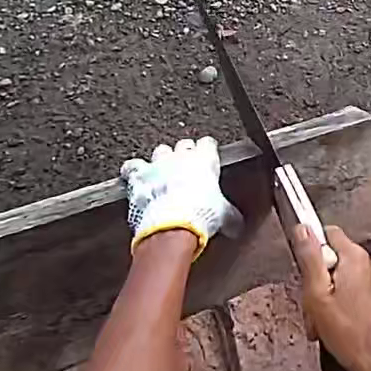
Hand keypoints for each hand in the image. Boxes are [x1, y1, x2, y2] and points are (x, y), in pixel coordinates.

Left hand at [119, 137, 240, 256]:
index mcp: (205, 159)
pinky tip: (134, 176)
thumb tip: (237, 226)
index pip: (208, 143)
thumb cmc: (200, 216)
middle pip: (183, 144)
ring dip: (161, 159)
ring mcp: (159, 163)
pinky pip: (132, 166)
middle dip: (184, 154)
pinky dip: (132, 171)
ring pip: (160, 150)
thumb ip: (231, 215)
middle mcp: (181, 156)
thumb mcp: (224, 215)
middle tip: (186, 169)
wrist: (172, 226)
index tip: (207, 158)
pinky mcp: (140, 175)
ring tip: (162, 172)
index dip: (207, 151)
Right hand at [290, 224, 370, 370]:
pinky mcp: (368, 297)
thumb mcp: (317, 293)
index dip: (310, 248)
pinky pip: (342, 291)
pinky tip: (329, 324)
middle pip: (328, 257)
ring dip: (321, 296)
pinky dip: (332, 305)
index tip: (303, 268)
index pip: (326, 232)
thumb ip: (309, 257)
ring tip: (320, 317)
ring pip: (333, 277)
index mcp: (353, 257)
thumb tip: (302, 229)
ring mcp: (367, 281)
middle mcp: (364, 264)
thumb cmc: (351, 334)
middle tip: (313, 300)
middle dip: (315, 278)